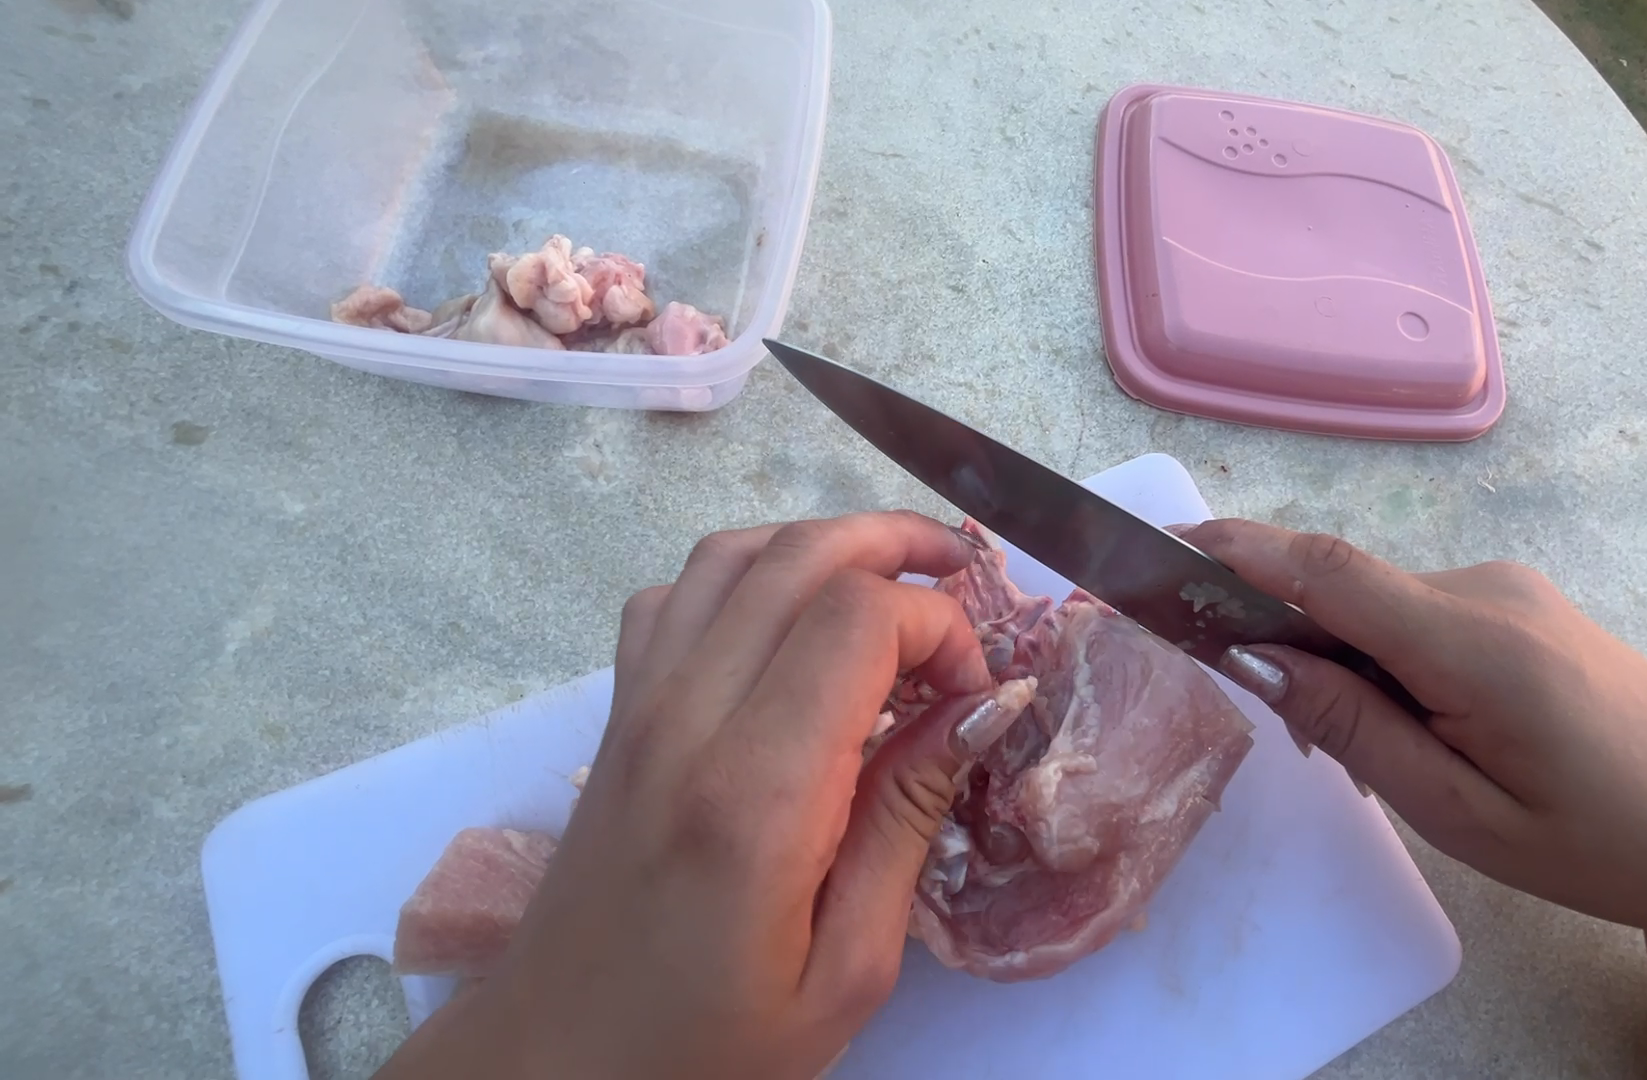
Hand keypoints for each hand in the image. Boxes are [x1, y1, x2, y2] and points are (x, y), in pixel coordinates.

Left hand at [378, 512, 1023, 1079]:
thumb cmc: (712, 1044)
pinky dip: (752, 569)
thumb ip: (910, 813)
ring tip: (889, 575)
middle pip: (803, 557)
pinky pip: (683, 589)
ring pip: (739, 552)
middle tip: (960, 569)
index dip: (939, 627)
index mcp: (756, 790)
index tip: (972, 690)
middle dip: (899, 542)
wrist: (555, 1065)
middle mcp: (687, 715)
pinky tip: (789, 614)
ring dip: (828, 542)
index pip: (859, 621)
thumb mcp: (850, 962)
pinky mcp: (619, 704)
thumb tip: (983, 705)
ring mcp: (640, 698)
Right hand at [1184, 519, 1646, 1077]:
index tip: (1168, 541)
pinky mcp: (1508, 600)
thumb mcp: (1455, 811)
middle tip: (1281, 719)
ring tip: (1371, 745)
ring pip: (1369, 601)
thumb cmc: (1595, 844)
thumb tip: (1253, 658)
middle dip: (1280, 631)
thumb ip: (1349, 725)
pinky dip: (1371, 649)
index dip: (1240, 548)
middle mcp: (1484, 588)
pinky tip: (1407, 718)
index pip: (1328, 571)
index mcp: (1475, 644)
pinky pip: (1406, 610)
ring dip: (1331, 651)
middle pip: (1338, 586)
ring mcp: (1501, 587)